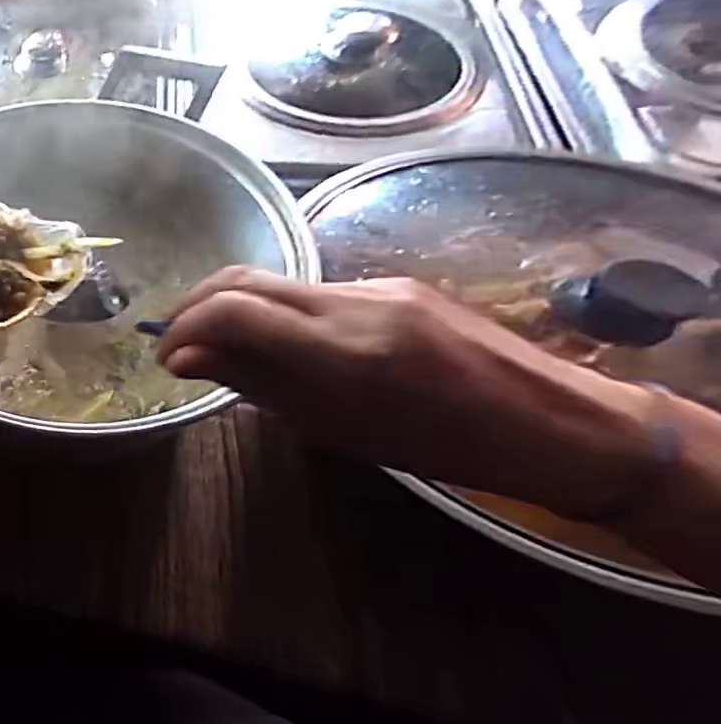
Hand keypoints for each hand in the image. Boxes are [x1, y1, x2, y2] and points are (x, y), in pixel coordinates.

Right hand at [156, 268, 659, 519]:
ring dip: (228, 306)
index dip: (183, 328)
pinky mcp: (390, 283)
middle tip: (176, 341)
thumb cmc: (435, 444)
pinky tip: (278, 340)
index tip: (165, 359)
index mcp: (340, 351)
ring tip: (217, 343)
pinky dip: (272, 309)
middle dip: (192, 305)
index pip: (231, 311)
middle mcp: (353, 304)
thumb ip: (251, 381)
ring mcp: (374, 286)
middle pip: (241, 279)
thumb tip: (182, 360)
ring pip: (272, 280)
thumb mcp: (328, 424)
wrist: (558, 423)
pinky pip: (309, 289)